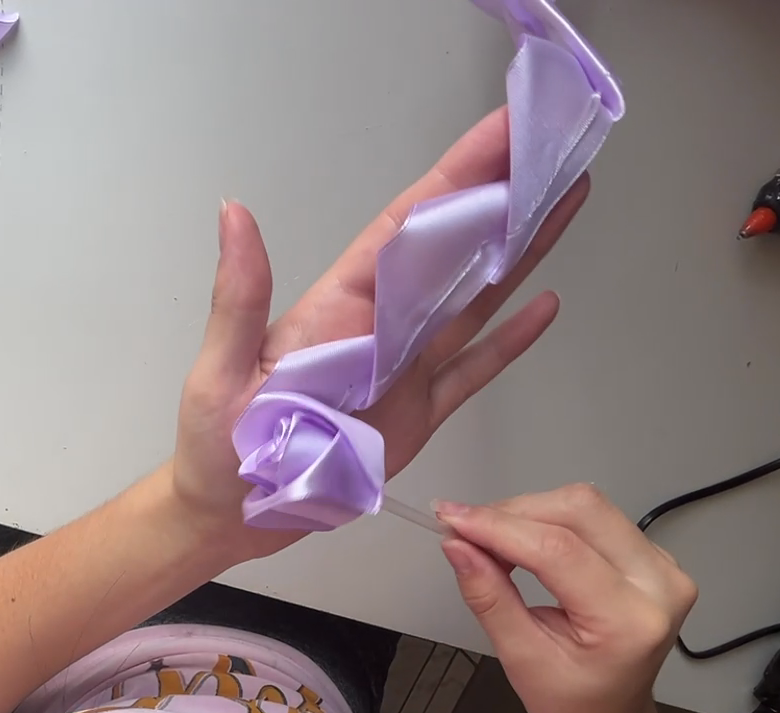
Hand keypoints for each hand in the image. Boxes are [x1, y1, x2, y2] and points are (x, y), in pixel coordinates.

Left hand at [169, 108, 589, 558]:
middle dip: (502, 200)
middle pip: (449, 256)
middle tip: (558, 146)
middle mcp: (377, 332)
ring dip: (518, 255)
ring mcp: (402, 374)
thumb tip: (234, 210)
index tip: (504, 130)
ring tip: (565, 200)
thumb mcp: (220, 372)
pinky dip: (507, 344)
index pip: (402, 232)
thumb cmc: (214, 446)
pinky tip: (544, 306)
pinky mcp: (416, 418)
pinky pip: (469, 374)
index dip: (454, 180)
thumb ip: (238, 298)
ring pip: (472, 305)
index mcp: (334, 311)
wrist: (231, 515)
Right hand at [435, 485, 697, 712]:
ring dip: (527, 512)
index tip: (448, 519)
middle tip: (465, 530)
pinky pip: (594, 518)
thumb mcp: (519, 657)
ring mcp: (663, 565)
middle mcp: (659, 583)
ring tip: (489, 541)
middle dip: (513, 512)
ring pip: (586, 506)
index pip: (558, 550)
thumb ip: (489, 597)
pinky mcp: (652, 555)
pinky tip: (520, 544)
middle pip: (579, 511)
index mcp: (628, 621)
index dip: (498, 527)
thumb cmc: (567, 702)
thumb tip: (455, 545)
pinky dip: (545, 520)